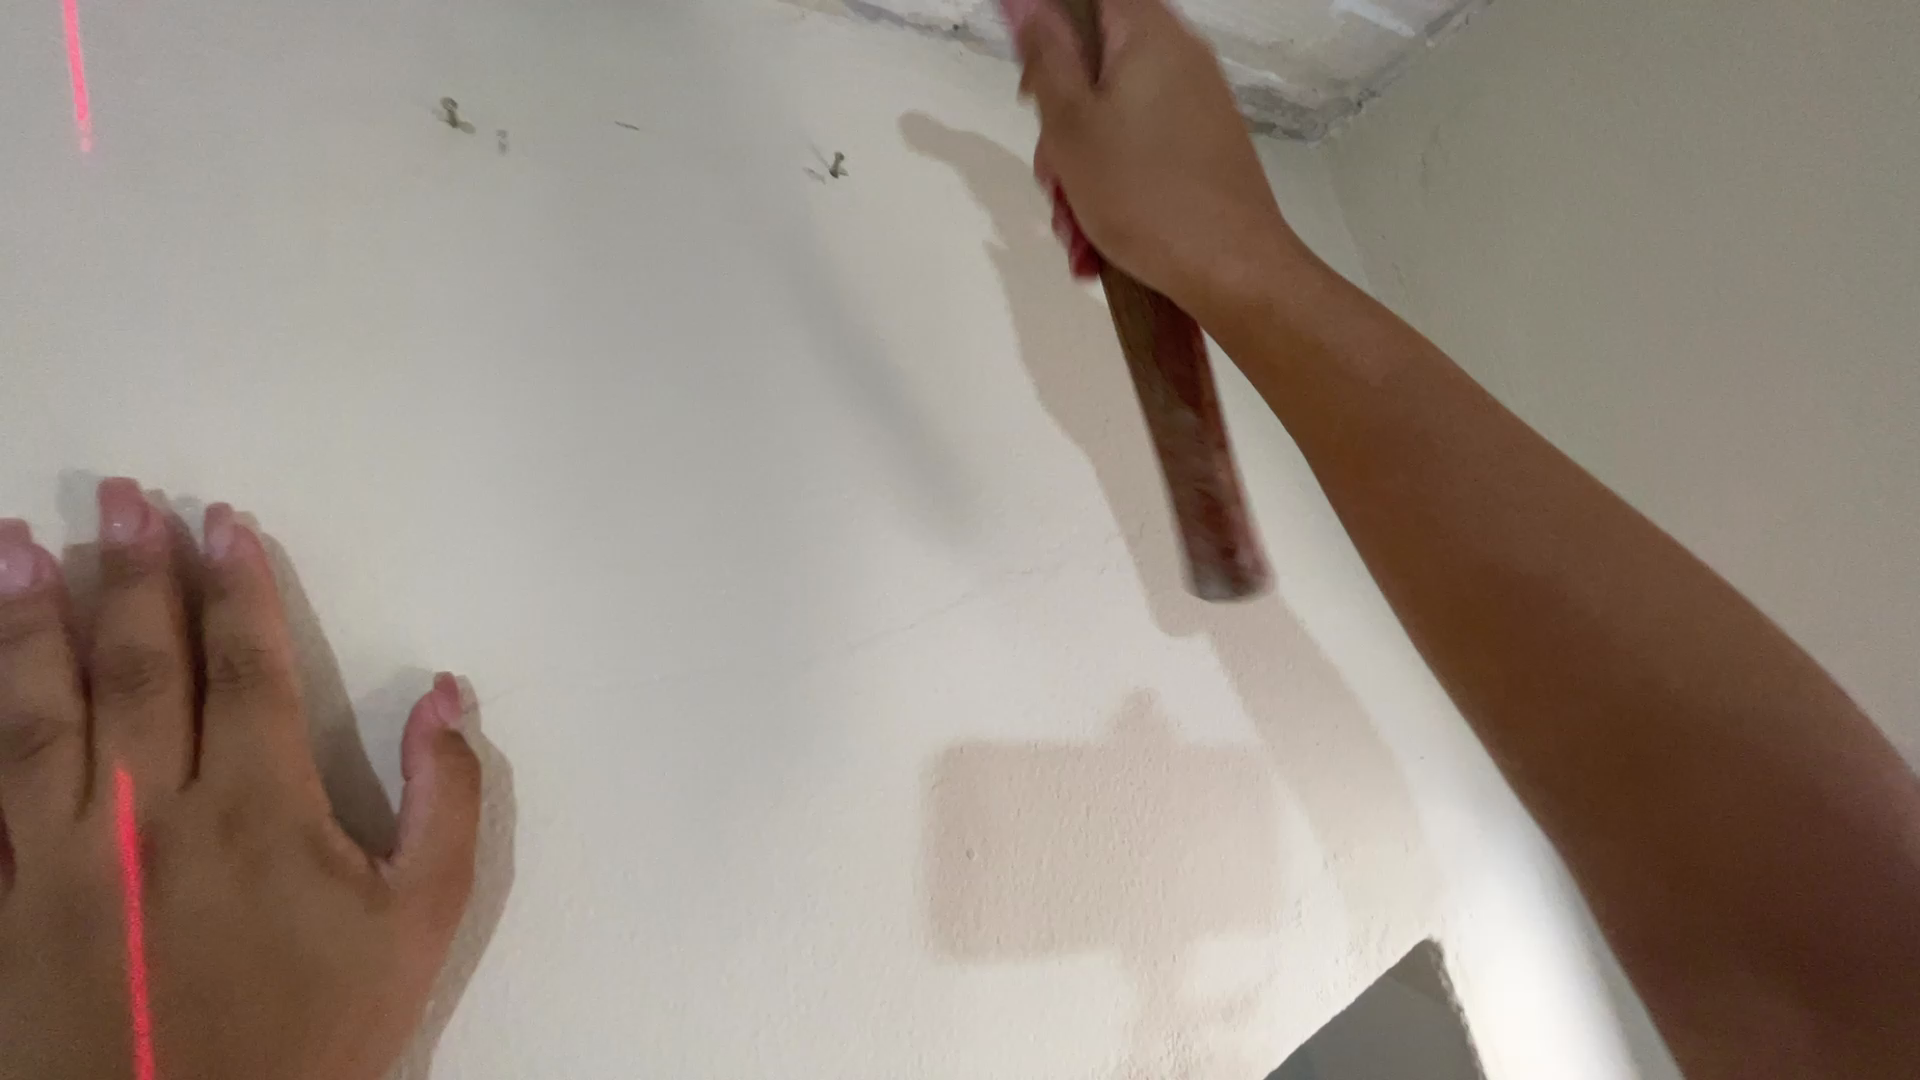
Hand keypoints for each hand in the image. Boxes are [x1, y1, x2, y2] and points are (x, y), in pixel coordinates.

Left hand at [0, 479, 479, 1079]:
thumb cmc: (329, 1016)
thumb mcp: (427, 909)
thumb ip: (447, 794)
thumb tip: (445, 694)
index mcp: (257, 809)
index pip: (247, 668)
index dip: (237, 588)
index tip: (224, 522)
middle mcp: (145, 816)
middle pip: (137, 669)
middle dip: (132, 575)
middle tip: (123, 497)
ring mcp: (51, 862)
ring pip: (34, 714)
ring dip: (29, 622)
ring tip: (20, 546)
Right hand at [1002, 0, 1303, 326]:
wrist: (1228, 267)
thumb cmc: (1141, 195)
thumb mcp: (1072, 128)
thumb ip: (1046, 61)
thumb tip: (1028, 4)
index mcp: (1147, 36)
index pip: (1085, 7)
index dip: (1049, 45)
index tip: (1032, 99)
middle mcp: (1179, 60)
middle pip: (1096, 80)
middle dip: (1061, 142)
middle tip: (1054, 188)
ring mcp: (1197, 111)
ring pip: (1114, 133)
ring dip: (1082, 187)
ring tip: (1076, 239)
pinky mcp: (1204, 156)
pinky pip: (1142, 164)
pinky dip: (1114, 200)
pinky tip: (1097, 250)